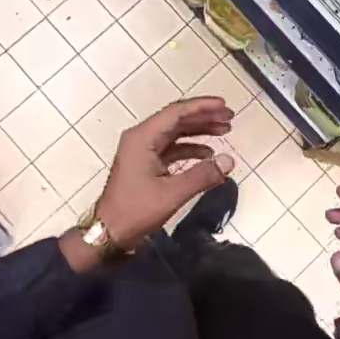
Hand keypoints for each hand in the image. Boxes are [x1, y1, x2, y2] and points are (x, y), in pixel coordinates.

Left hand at [84, 97, 235, 258]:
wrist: (108, 233)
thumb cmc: (136, 210)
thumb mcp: (172, 194)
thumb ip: (203, 175)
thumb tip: (229, 161)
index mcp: (143, 138)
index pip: (176, 112)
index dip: (202, 107)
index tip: (225, 105)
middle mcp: (142, 138)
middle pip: (177, 119)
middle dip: (204, 116)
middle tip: (230, 116)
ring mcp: (143, 150)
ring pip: (176, 132)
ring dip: (199, 130)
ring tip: (225, 130)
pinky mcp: (146, 163)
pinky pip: (172, 148)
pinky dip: (191, 147)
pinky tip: (208, 153)